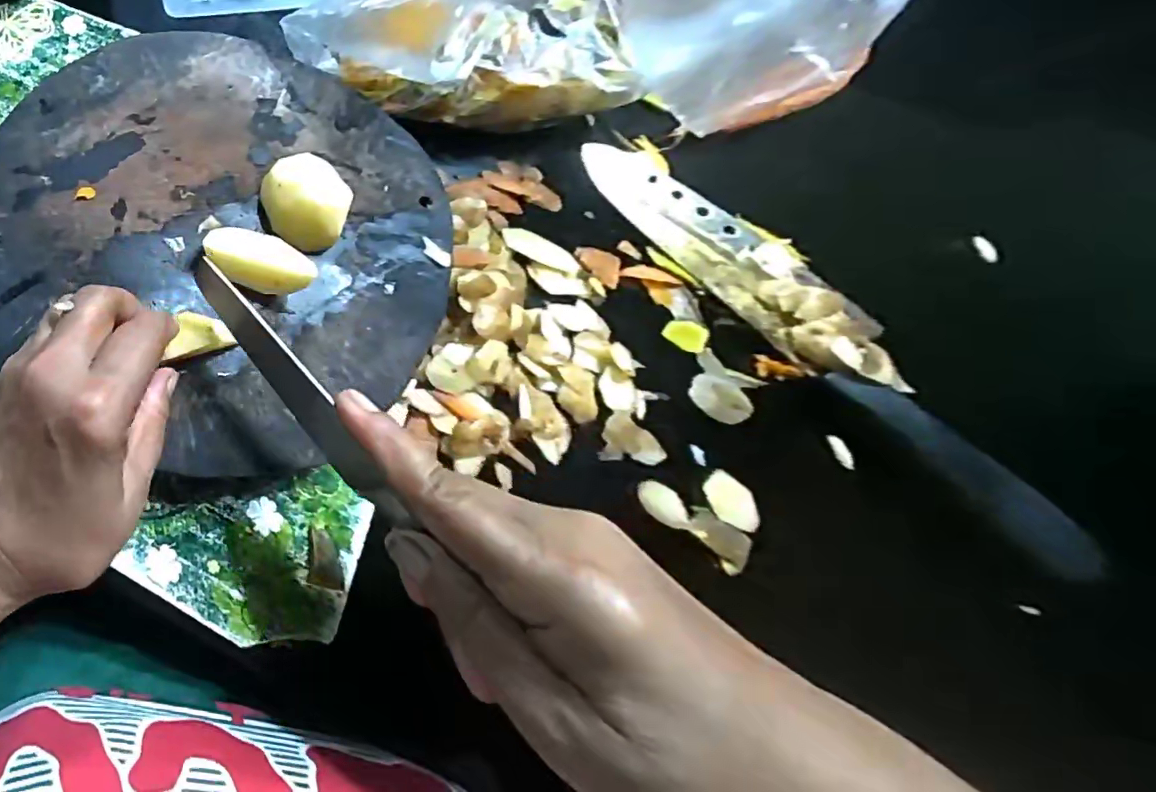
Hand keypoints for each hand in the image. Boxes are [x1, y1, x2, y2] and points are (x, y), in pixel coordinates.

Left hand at [0, 286, 177, 608]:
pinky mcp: (7, 369)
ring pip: (71, 305)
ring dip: (99, 316)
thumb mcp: (130, 494)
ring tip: (113, 350)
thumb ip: (152, 424)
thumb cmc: (67, 536)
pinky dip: (73, 330)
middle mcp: (57, 372)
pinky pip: (49, 327)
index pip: (142, 332)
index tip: (173, 341)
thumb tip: (166, 373)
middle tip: (141, 339)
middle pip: (100, 299)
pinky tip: (82, 364)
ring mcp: (25, 366)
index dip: (165, 328)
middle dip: (130, 308)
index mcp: (96, 407)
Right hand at [335, 391, 974, 791]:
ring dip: (468, 595)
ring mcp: (585, 535)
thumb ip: (473, 625)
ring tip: (505, 680)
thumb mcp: (556, 721)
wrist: (810, 777)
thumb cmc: (677, 768)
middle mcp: (567, 531)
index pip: (447, 498)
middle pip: (457, 515)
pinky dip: (494, 593)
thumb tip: (411, 550)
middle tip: (472, 665)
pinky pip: (512, 550)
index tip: (345, 402)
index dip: (389, 450)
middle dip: (435, 569)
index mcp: (558, 574)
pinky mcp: (594, 552)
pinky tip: (525, 659)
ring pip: (481, 536)